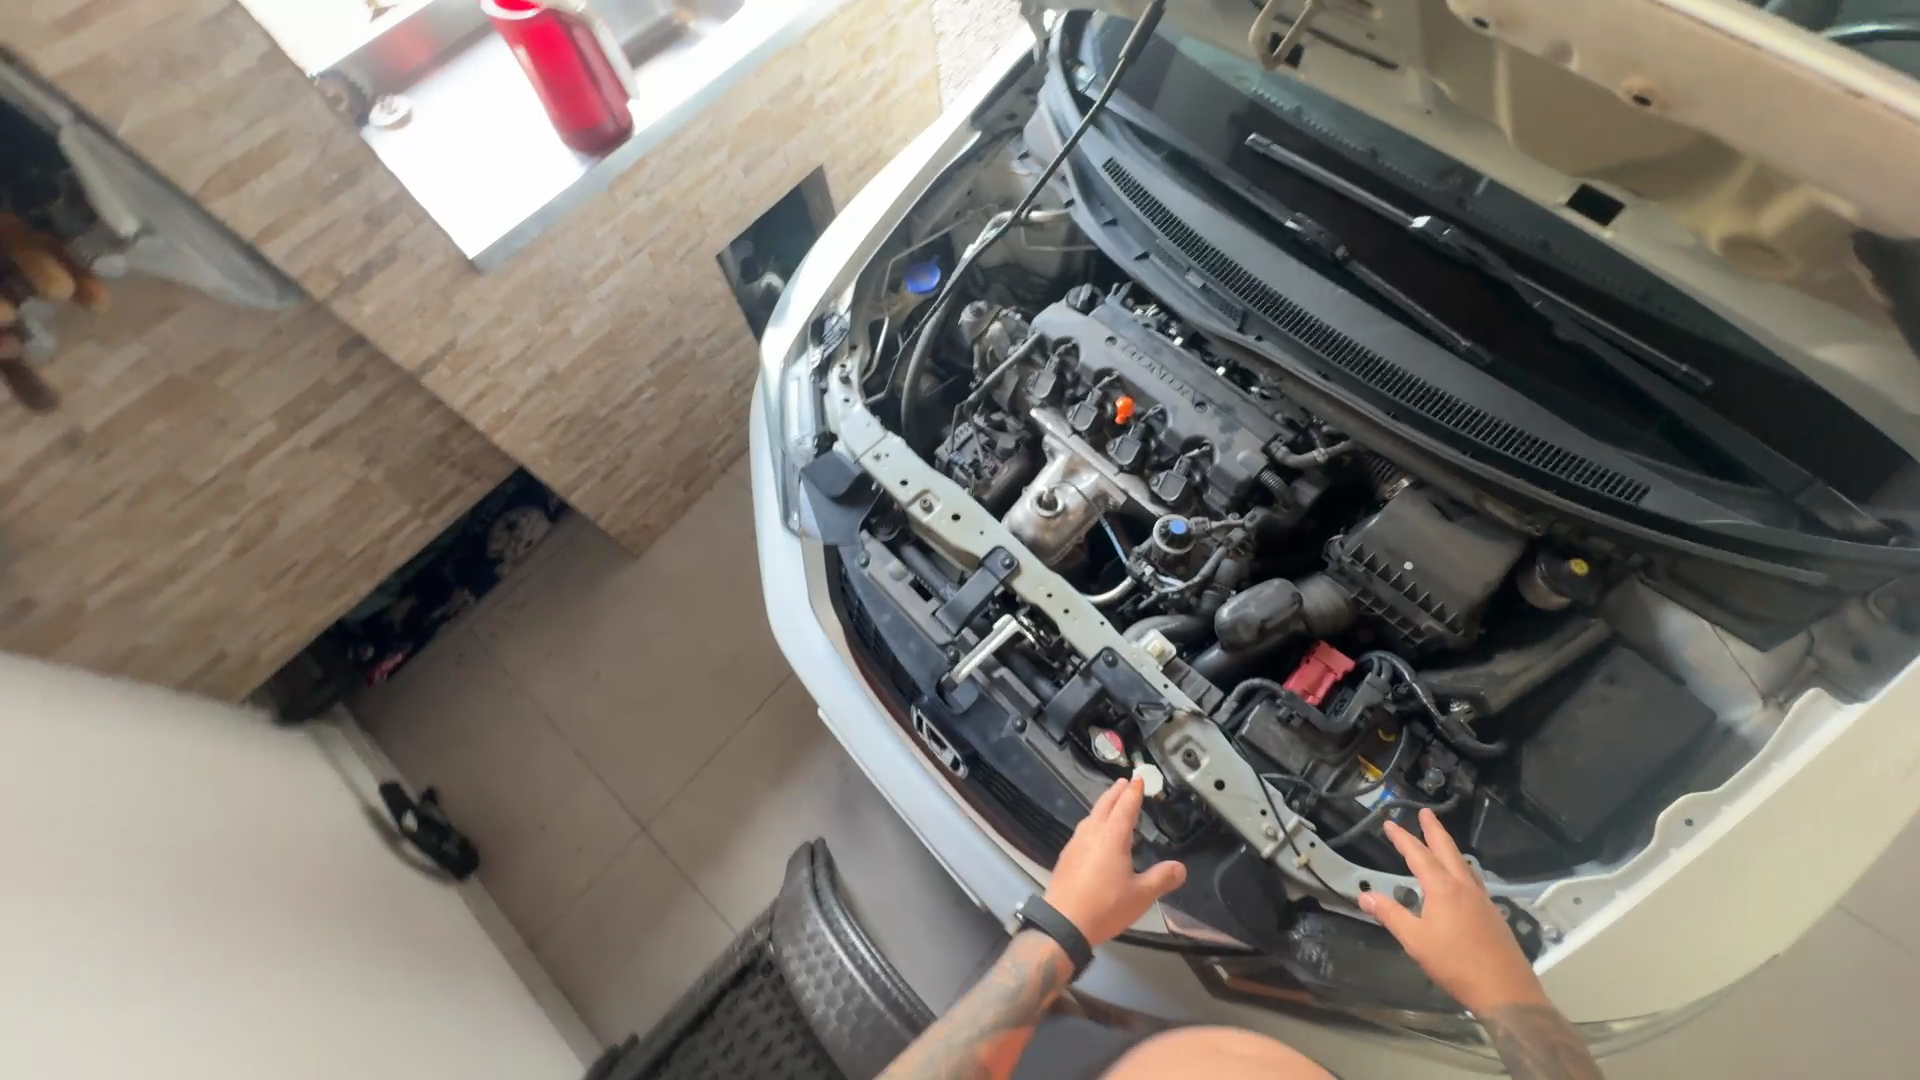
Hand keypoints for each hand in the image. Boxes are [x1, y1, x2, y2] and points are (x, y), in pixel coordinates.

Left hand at [1045, 776, 1186, 945]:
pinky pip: (1084, 828)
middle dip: (1116, 792)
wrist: (1064, 921)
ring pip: (1092, 815)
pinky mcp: (1067, 854)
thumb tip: (1180, 867)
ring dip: (1104, 805)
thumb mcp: (1141, 895)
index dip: (1134, 792)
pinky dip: (1094, 821)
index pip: (1125, 807)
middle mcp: (1092, 833)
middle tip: (1125, 782)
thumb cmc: (1106, 906)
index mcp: (1112, 836)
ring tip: (1112, 803)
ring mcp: (1076, 842)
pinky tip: (1095, 832)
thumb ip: (1161, 879)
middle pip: (1105, 805)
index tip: (1139, 779)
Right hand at [1358, 808, 1548, 1014]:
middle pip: (1448, 851)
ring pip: (1465, 866)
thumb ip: (1390, 915)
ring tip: (1442, 842)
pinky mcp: (1495, 917)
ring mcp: (1484, 902)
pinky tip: (1463, 882)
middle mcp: (1465, 889)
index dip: (1402, 838)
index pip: (1418, 855)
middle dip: (1435, 831)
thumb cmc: (1456, 964)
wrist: (1507, 994)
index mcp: (1443, 889)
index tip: (1390, 823)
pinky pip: (1475, 883)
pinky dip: (1463, 871)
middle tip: (1426, 813)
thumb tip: (1364, 896)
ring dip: (1450, 849)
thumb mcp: (1415, 940)